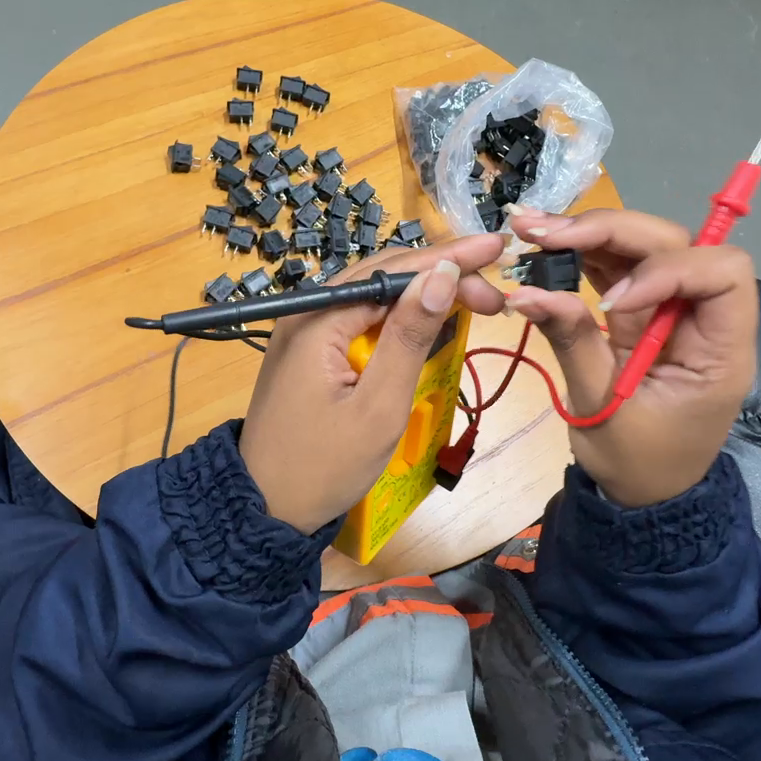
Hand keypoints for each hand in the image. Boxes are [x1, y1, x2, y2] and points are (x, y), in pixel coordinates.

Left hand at [240, 235, 507, 531]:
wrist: (264, 509)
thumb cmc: (325, 466)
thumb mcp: (379, 405)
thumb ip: (410, 336)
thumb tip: (442, 274)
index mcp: (318, 318)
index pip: (393, 272)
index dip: (448, 261)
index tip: (496, 251)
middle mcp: (307, 312)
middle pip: (382, 275)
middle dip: (439, 274)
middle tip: (492, 290)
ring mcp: (304, 331)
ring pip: (372, 294)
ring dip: (421, 293)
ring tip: (472, 295)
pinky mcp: (309, 351)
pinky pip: (359, 318)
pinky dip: (397, 317)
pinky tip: (428, 318)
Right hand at [503, 209, 757, 507]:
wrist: (640, 492)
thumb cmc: (635, 464)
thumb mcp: (601, 410)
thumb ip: (573, 343)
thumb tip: (525, 292)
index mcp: (719, 349)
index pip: (722, 274)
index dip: (667, 270)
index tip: (610, 304)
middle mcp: (701, 316)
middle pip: (672, 243)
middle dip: (609, 231)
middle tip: (542, 234)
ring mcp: (669, 307)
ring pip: (641, 244)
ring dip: (587, 231)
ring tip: (528, 229)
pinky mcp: (640, 308)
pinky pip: (617, 265)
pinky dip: (580, 251)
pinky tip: (540, 242)